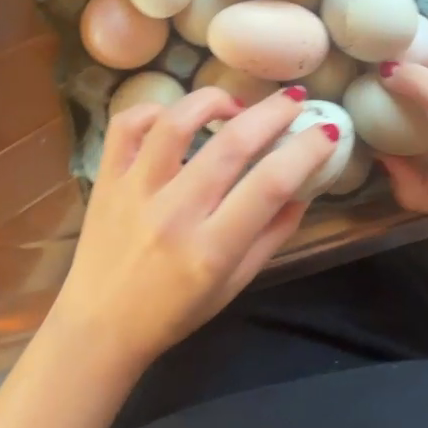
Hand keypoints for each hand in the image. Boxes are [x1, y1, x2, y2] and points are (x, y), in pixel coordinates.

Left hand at [47, 86, 337, 368]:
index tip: (326, 130)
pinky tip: (175, 116)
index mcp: (212, 249)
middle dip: (272, 113)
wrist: (101, 327)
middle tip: (294, 100)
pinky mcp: (107, 177)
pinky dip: (154, 109)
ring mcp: (136, 190)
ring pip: (176, 122)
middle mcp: (175, 213)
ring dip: (214, 101)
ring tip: (235, 105)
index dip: (306, 150)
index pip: (270, 184)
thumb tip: (303, 185)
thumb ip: (272, 234)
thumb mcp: (234, 284)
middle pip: (231, 143)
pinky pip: (127, 125)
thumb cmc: (175, 312)